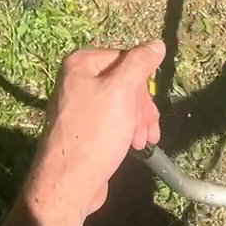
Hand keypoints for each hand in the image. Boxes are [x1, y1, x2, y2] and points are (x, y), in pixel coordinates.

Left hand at [0, 40, 164, 225]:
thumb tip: (156, 44)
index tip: (150, 108)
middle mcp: (76, 79)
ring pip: (120, 103)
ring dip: (138, 121)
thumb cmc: (96, 131)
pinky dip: (126, 130)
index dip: (142, 83)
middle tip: (150, 130)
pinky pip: (112, 119)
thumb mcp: (121, 92)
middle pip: (123, 82)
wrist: (69, 182)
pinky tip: (134, 147)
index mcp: (80, 63)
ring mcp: (78, 104)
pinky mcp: (83, 127)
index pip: (123, 59)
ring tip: (144, 142)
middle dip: (141, 106)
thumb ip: (139, 64)